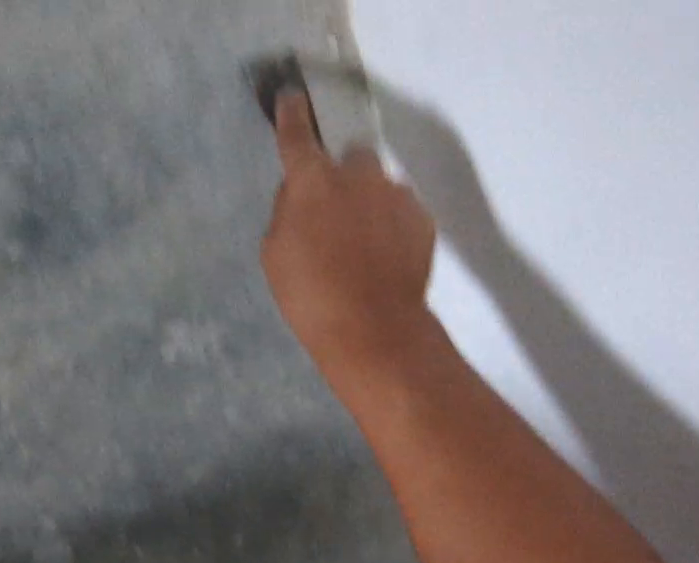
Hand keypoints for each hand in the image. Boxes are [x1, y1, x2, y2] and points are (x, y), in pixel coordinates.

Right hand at [262, 92, 437, 360]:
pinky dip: (392, 229)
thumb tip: (300, 196)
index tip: (292, 98)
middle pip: (350, 158)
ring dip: (370, 207)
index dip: (292, 116)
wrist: (372, 328)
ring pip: (379, 188)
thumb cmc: (311, 297)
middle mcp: (358, 175)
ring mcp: (396, 194)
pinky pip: (401, 213)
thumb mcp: (275, 256)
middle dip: (344, 178)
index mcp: (313, 183)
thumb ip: (287, 214)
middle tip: (336, 217)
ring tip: (363, 251)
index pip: (297, 137)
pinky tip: (384, 262)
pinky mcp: (422, 219)